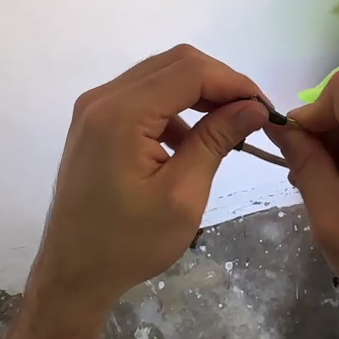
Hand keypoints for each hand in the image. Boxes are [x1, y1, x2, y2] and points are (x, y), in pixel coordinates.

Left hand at [30, 45, 268, 310]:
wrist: (74, 274)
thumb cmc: (129, 243)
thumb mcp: (183, 195)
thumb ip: (216, 141)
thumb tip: (254, 107)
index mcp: (121, 114)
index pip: (190, 71)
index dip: (234, 83)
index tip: (265, 110)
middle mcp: (102, 99)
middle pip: (175, 64)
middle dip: (220, 83)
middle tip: (252, 116)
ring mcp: (95, 109)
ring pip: (160, 76)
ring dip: (199, 93)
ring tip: (230, 126)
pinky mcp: (96, 123)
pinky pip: (144, 97)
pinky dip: (176, 107)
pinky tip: (193, 140)